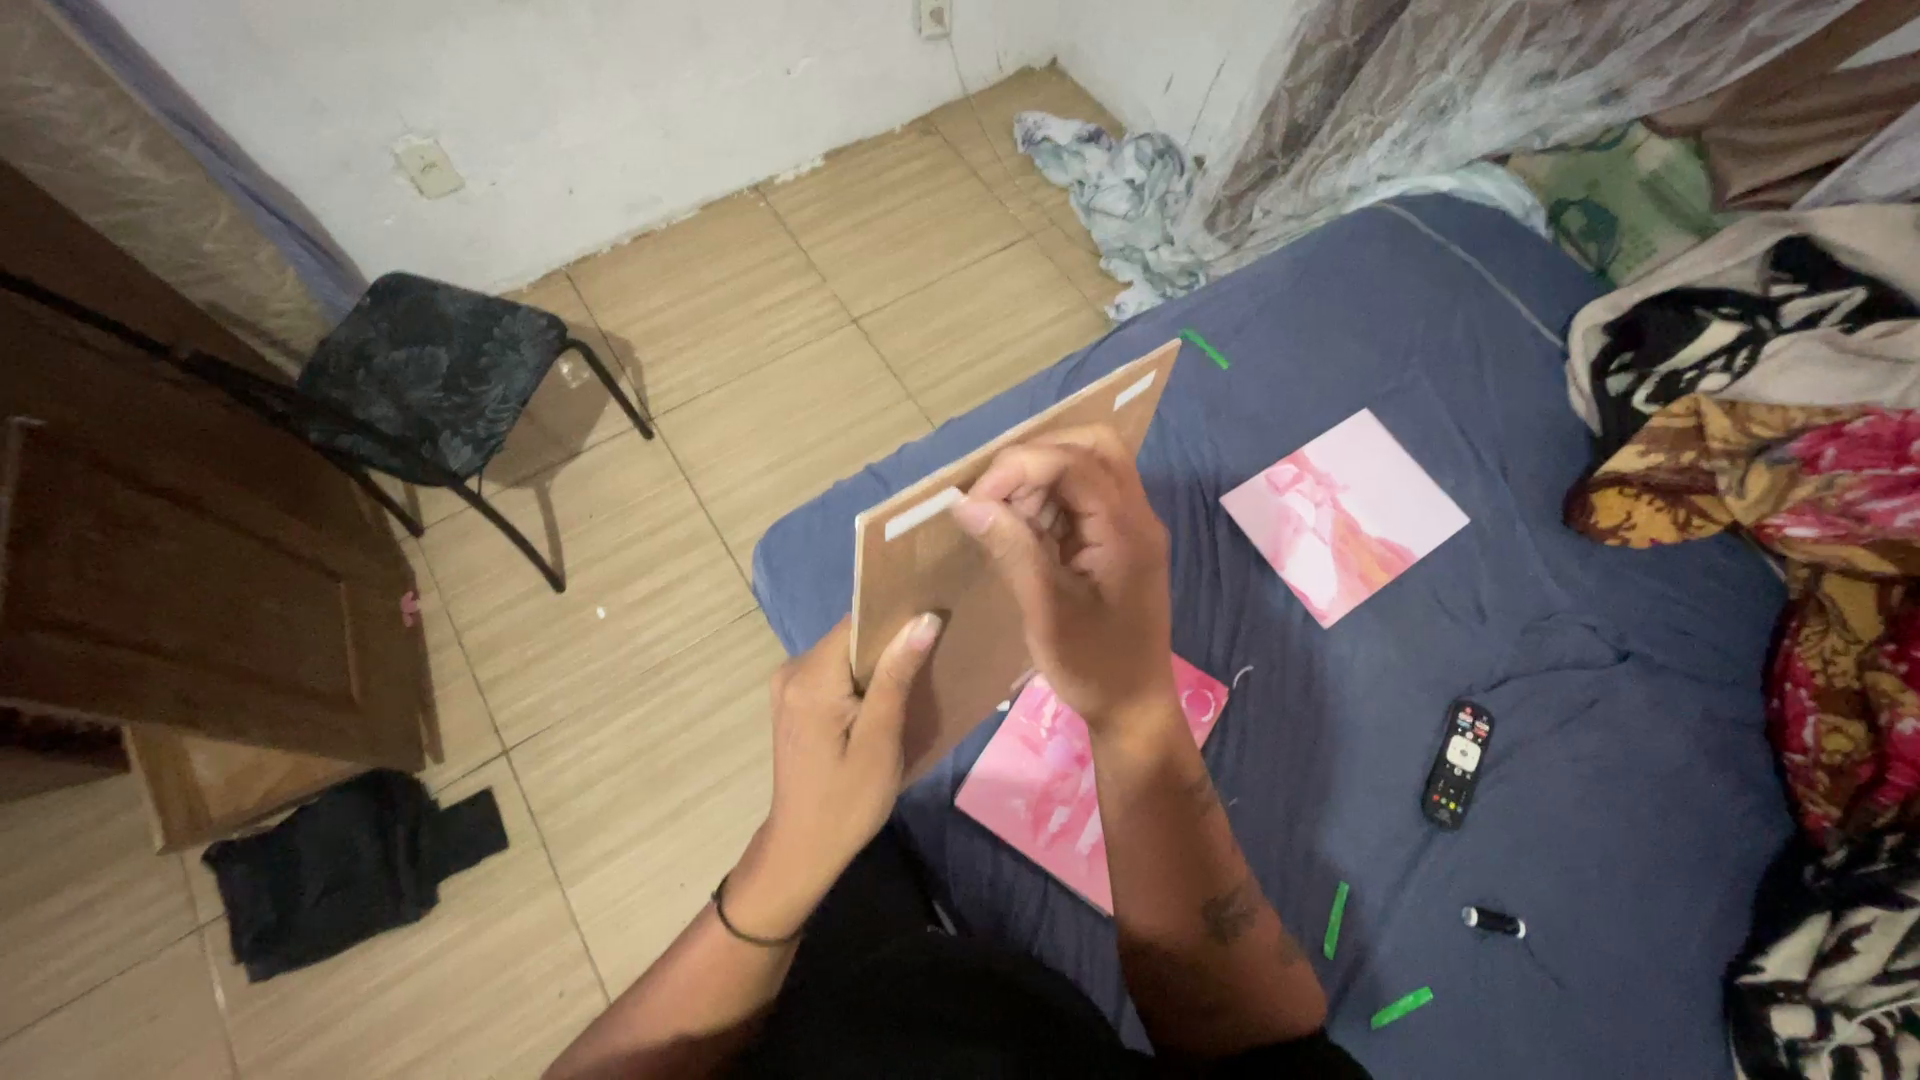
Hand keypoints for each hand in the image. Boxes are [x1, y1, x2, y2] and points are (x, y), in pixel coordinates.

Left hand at [725, 612, 941, 939]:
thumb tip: (923, 620)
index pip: (857, 623)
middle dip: (891, 642)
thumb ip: (896, 677)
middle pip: (850, 636)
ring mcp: (788, 686)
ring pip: (844, 653)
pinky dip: (862, 678)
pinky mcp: (794, 700)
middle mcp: (792, 672)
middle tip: (935, 652)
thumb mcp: (880, 741)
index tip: (936, 620)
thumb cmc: (847, 802)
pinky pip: (834, 672)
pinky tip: (888, 696)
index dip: (896, 618)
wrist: (803, 848)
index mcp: (810, 680)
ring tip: (918, 674)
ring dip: (878, 662)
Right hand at [950, 426, 1176, 734]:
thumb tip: (967, 503)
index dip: (1018, 467)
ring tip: (1004, 517)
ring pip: (1088, 467)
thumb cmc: (1094, 667)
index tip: (975, 501)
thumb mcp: (1046, 611)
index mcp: (1125, 529)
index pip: (1073, 461)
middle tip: (994, 496)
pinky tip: (1024, 531)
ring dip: (1040, 479)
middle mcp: (1136, 515)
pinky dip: (1050, 501)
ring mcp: (1131, 527)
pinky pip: (1085, 498)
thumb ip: (1012, 549)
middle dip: (1035, 458)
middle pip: (1092, 447)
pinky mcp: (1120, 541)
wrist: (1135, 708)